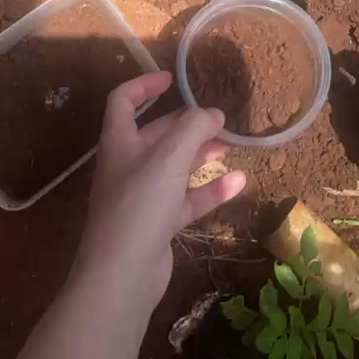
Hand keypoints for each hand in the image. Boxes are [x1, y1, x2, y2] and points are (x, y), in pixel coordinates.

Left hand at [71, 72, 248, 309]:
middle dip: (187, 124)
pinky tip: (238, 182)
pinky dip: (210, 189)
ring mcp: (143, 197)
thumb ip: (193, 129)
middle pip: (158, 134)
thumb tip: (213, 113)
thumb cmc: (139, 206)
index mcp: (120, 143)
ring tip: (233, 145)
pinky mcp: (158, 225)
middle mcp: (128, 165)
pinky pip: (187, 199)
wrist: (121, 279)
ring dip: (202, 154)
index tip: (172, 79)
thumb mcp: (169, 157)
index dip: (144, 85)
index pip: (123, 101)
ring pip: (175, 166)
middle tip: (219, 118)